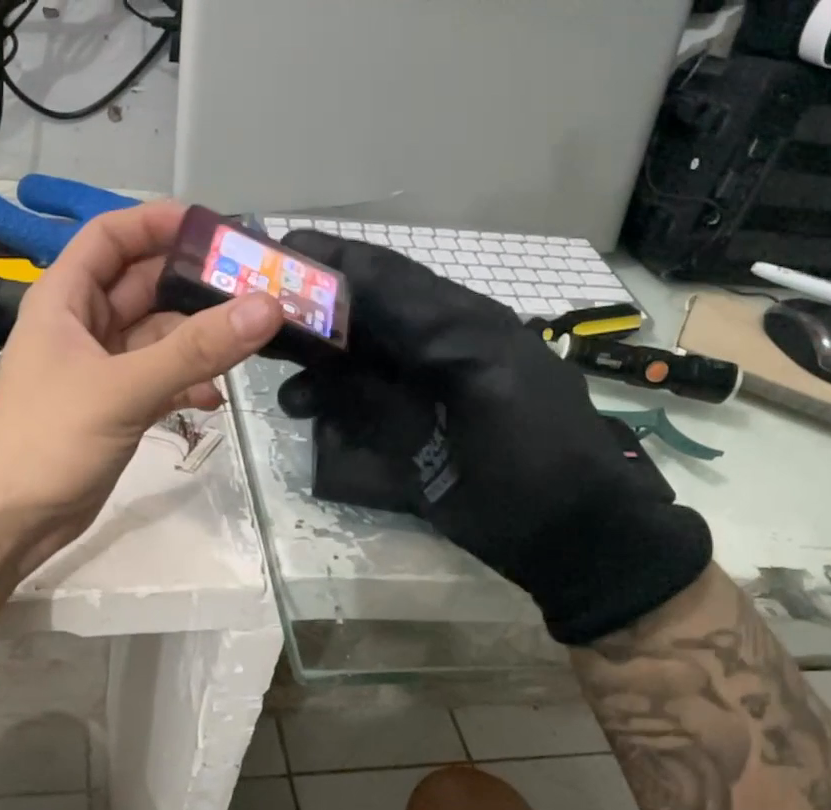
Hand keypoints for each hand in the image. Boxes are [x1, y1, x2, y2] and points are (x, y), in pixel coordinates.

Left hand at [0, 202, 284, 576]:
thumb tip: (267, 307)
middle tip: (258, 289)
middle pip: (145, 287)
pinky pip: (159, 382)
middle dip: (196, 286)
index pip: (112, 237)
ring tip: (252, 344)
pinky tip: (216, 398)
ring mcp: (99, 371)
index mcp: (66, 299)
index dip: (159, 223)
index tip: (217, 229)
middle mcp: (83, 326)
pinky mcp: (114, 411)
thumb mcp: (122, 388)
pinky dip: (186, 385)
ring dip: (199, 341)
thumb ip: (194, 350)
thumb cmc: (46, 440)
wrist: (5, 521)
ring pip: (159, 338)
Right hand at [275, 232, 711, 644]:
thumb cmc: (530, 464)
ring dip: (320, 375)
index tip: (275, 252)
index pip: (384, 278)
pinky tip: (315, 424)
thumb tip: (329, 347)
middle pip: (366, 321)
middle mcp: (440, 350)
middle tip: (257, 322)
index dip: (331, 263)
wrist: (573, 536)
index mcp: (461, 326)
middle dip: (312, 320)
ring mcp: (431, 394)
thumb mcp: (474, 395)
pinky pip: (370, 412)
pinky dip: (339, 413)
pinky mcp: (423, 434)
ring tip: (288, 396)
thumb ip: (401, 367)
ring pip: (362, 368)